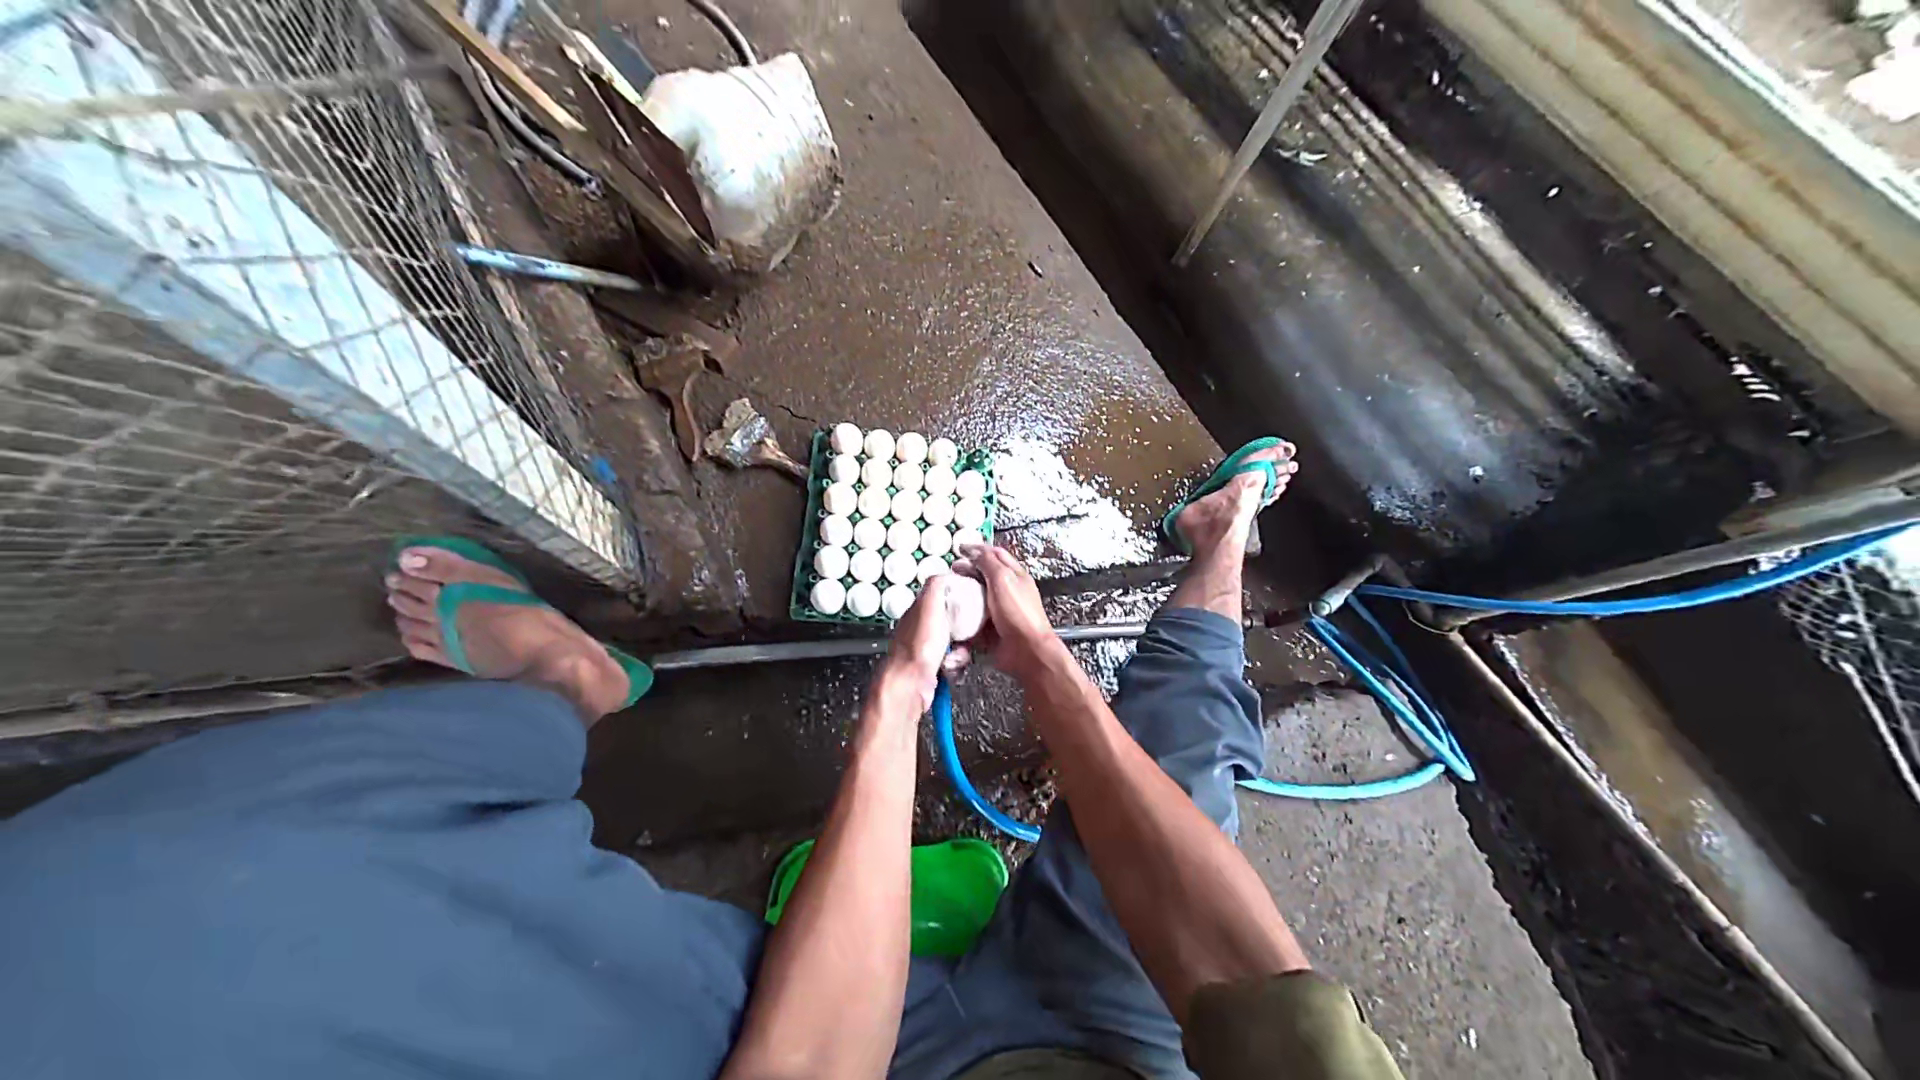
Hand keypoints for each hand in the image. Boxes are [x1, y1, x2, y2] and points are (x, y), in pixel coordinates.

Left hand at [875, 575, 957, 712]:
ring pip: (959, 643)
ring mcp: (928, 647)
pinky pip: (956, 661)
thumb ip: (938, 586)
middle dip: (968, 630)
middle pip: (957, 621)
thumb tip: (948, 575)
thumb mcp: (930, 606)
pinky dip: (958, 665)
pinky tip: (951, 668)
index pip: (947, 595)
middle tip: (967, 637)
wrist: (910, 684)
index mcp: (921, 608)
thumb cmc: (918, 647)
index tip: (975, 605)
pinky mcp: (934, 666)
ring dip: (963, 651)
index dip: (964, 599)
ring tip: (956, 656)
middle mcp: (923, 627)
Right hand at [953, 544, 1059, 680]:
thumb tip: (972, 550)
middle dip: (967, 571)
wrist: (1025, 651)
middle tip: (952, 571)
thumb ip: (987, 562)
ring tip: (949, 591)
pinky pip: (973, 619)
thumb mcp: (1003, 579)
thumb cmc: (1019, 613)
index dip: (977, 549)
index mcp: (1015, 575)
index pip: (995, 554)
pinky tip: (952, 614)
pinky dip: (963, 616)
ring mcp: (999, 611)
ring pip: (977, 597)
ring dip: (963, 594)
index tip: (960, 549)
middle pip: (984, 575)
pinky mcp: (991, 629)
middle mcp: (1008, 592)